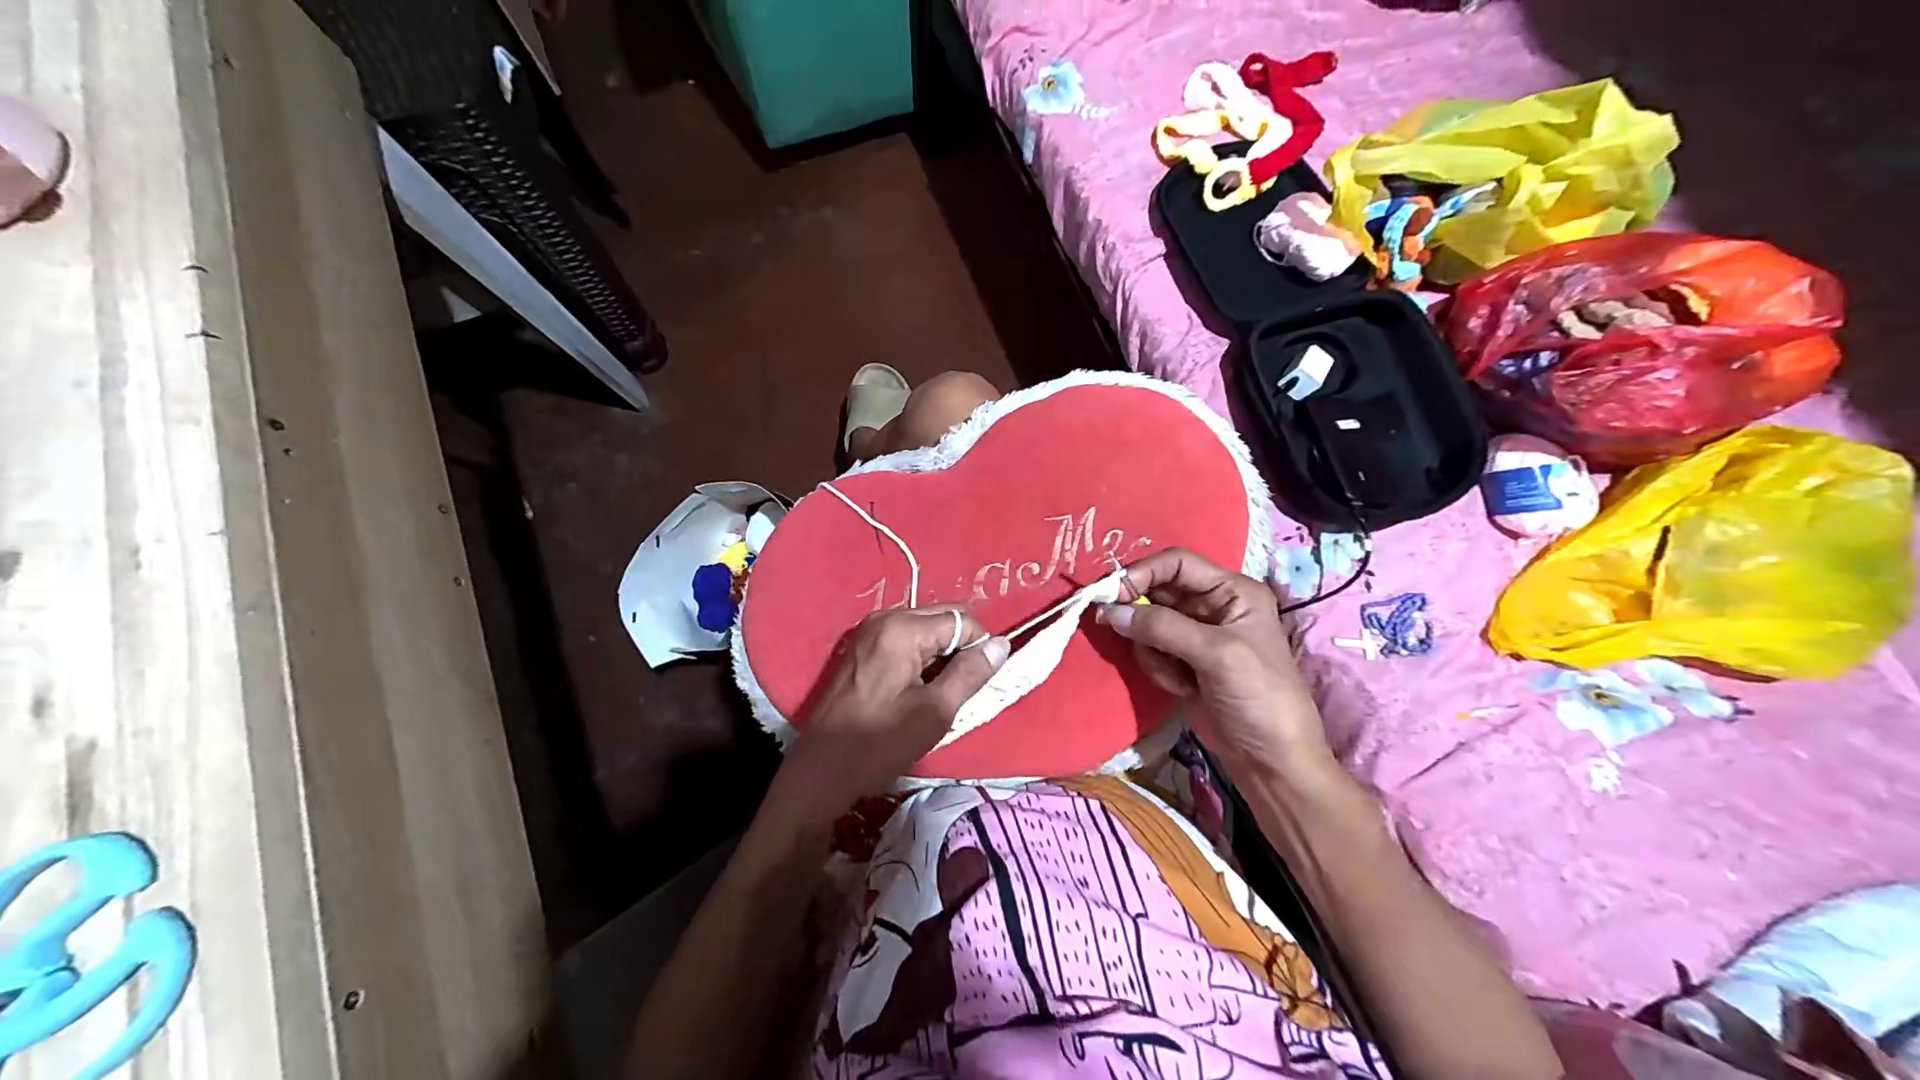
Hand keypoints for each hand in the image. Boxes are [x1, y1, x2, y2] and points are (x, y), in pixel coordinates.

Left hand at [773, 608, 1008, 821]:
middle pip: (942, 617)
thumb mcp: (935, 711)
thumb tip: (1001, 644)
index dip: (979, 649)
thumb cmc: (880, 743)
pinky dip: (919, 657)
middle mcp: (885, 618)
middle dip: (960, 647)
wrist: (821, 769)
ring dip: (940, 653)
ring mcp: (869, 630)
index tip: (975, 684)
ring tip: (936, 692)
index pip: (962, 621)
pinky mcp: (861, 647)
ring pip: (925, 627)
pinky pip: (904, 638)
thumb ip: (970, 673)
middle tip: (958, 688)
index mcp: (903, 628)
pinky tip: (915, 689)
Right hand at [1095, 548, 1338, 789]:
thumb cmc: (1259, 696)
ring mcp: (1195, 635)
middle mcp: (1213, 606)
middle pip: (1157, 591)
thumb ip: (1162, 627)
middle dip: (1138, 611)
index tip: (1111, 593)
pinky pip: (1150, 650)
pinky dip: (1156, 667)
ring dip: (1151, 649)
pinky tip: (1181, 689)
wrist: (1271, 760)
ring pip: (1147, 623)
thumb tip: (1108, 611)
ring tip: (1177, 676)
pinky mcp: (1182, 662)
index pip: (1177, 563)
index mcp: (1232, 591)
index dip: (1143, 572)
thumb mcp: (1216, 654)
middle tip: (1108, 623)